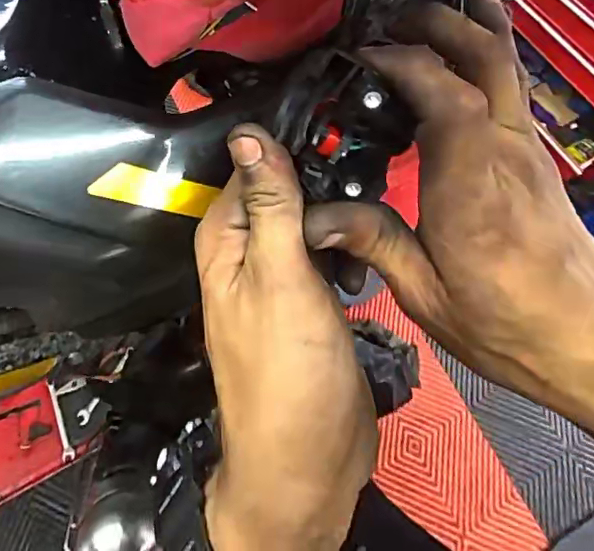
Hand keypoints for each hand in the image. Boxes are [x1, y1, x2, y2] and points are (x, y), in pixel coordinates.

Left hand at [196, 126, 376, 550]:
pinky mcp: (309, 292)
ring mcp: (280, 271)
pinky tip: (364, 258)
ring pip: (310, 217)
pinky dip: (346, 246)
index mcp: (226, 234)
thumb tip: (247, 131)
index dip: (293, 145)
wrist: (311, 467)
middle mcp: (247, 246)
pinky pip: (326, 249)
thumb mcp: (279, 277)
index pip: (255, 164)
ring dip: (339, 216)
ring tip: (366, 226)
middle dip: (322, 183)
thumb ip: (269, 204)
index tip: (338, 127)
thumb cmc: (288, 371)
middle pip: (286, 188)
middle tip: (364, 181)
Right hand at [303, 0, 593, 446]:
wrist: (593, 343)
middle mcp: (504, 152)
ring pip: (506, 64)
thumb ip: (375, 242)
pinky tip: (481, 31)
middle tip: (392, 16)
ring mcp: (525, 146)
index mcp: (472, 188)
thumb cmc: (510, 326)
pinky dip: (494, 46)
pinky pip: (512, 82)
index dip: (404, 63)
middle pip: (485, 61)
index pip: (447, 98)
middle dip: (440, 24)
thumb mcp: (429, 297)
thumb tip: (312, 215)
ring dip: (474, 22)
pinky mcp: (533, 151)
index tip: (362, 56)